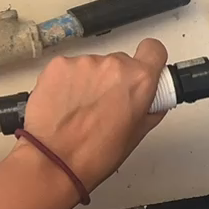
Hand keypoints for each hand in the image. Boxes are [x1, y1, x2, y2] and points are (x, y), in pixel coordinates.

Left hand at [19, 39, 168, 191]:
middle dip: (115, 79)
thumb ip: (149, 108)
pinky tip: (65, 103)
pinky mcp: (57, 65)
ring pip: (91, 66)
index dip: (150, 59)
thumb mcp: (137, 134)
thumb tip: (150, 99)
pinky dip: (67, 81)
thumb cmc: (94, 154)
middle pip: (119, 61)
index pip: (153, 49)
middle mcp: (112, 65)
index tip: (144, 67)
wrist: (54, 159)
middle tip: (106, 104)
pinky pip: (68, 68)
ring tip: (80, 109)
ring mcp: (83, 62)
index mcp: (138, 80)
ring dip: (89, 81)